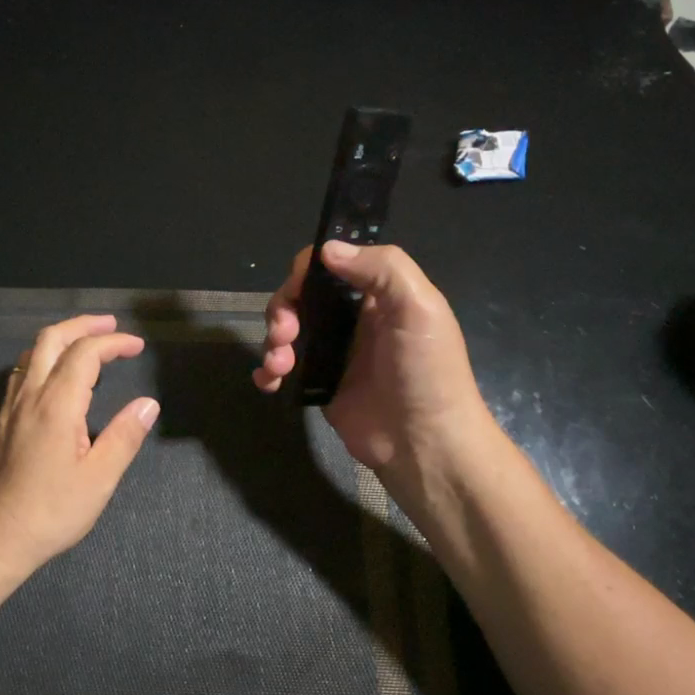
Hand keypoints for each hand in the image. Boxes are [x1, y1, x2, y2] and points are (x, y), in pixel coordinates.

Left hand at [0, 314, 158, 581]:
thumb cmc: (54, 511)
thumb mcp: (100, 478)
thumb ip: (125, 436)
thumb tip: (148, 404)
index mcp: (56, 405)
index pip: (85, 353)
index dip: (113, 343)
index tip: (137, 346)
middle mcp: (29, 396)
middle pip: (51, 339)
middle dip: (82, 325)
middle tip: (111, 326)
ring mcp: (10, 407)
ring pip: (30, 354)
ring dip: (60, 340)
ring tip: (87, 346)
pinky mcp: (1, 422)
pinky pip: (20, 374)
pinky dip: (42, 360)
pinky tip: (55, 379)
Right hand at [254, 241, 491, 471]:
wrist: (423, 444)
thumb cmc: (426, 373)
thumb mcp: (419, 309)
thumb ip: (381, 269)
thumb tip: (326, 250)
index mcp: (379, 294)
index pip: (331, 265)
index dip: (307, 271)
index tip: (298, 291)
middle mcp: (354, 319)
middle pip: (301, 297)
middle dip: (282, 310)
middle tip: (284, 335)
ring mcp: (335, 352)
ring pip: (288, 331)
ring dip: (272, 342)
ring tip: (279, 366)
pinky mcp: (320, 384)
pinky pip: (284, 368)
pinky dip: (268, 370)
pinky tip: (268, 381)